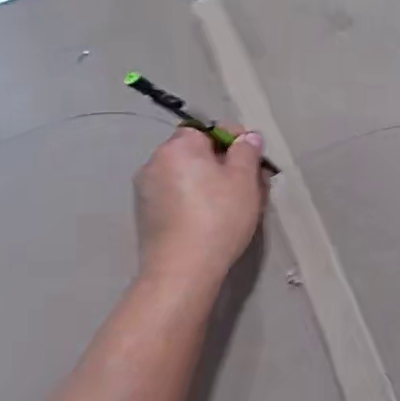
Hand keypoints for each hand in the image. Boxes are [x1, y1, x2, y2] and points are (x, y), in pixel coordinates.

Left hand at [133, 126, 266, 285]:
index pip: (210, 129)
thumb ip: (247, 152)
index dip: (235, 140)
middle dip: (222, 163)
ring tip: (230, 204)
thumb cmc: (218, 218)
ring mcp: (145, 189)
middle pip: (196, 152)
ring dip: (207, 182)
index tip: (254, 161)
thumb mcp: (244, 181)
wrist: (181, 271)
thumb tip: (247, 137)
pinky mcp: (145, 215)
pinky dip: (192, 199)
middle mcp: (155, 161)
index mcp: (179, 146)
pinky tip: (208, 219)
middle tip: (248, 184)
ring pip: (185, 175)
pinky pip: (174, 195)